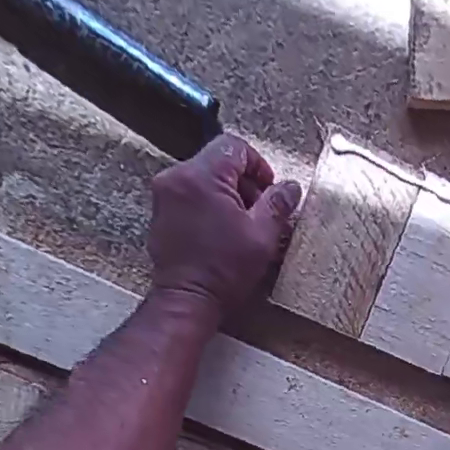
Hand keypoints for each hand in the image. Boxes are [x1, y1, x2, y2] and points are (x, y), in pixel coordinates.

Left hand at [147, 135, 301, 312]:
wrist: (186, 303)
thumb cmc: (222, 272)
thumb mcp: (262, 236)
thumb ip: (278, 204)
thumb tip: (290, 187)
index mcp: (200, 175)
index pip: (234, 146)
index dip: (258, 165)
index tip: (269, 190)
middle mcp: (175, 179)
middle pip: (217, 163)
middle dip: (243, 183)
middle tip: (259, 212)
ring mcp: (163, 199)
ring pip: (203, 181)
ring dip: (225, 197)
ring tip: (241, 227)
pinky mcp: (159, 218)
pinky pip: (188, 199)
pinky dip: (206, 209)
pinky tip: (220, 236)